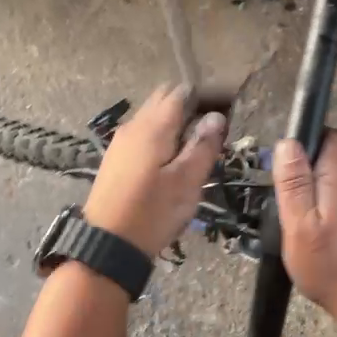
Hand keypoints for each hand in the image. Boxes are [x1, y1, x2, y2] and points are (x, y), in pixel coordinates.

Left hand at [85, 86, 227, 257]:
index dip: (207, 96)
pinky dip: (162, 137)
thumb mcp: (187, 182)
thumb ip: (203, 146)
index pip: (183, 92)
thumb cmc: (153, 213)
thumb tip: (216, 116)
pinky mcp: (116, 159)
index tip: (228, 110)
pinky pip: (143, 134)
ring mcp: (121, 142)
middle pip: (164, 99)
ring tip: (197, 146)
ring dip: (176, 122)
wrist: (108, 244)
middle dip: (191, 105)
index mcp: (154, 127)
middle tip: (214, 130)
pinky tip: (172, 160)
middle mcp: (134, 126)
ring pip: (152, 116)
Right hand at [273, 133, 336, 320]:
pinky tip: (305, 224)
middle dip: (303, 165)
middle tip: (281, 191)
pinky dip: (317, 202)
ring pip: (329, 177)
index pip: (329, 136)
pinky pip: (334, 195)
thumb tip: (288, 141)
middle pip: (328, 155)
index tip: (283, 162)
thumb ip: (293, 183)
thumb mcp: (299, 224)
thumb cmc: (328, 265)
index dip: (305, 138)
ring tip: (290, 210)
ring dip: (308, 185)